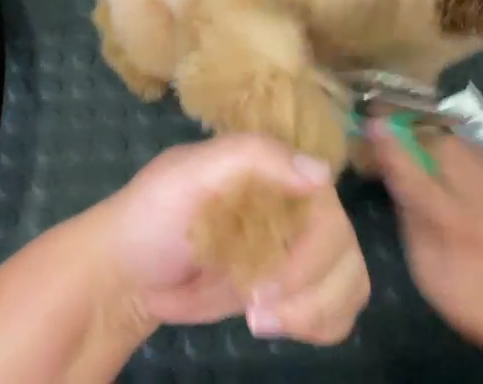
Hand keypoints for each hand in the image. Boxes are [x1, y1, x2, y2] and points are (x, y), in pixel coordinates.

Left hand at [95, 134, 369, 344]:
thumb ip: (252, 156)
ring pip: (351, 280)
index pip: (326, 202)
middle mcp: (296, 201)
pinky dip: (323, 325)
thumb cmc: (153, 213)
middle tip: (253, 308)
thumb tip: (323, 173)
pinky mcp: (296, 286)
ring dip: (315, 312)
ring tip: (259, 320)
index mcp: (276, 165)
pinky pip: (341, 307)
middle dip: (306, 289)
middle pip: (343, 248)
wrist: (131, 270)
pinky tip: (280, 326)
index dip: (309, 251)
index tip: (267, 282)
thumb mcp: (190, 172)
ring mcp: (299, 246)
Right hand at [372, 122, 482, 363]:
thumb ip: (410, 219)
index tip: (371, 124)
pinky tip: (469, 178)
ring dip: (443, 146)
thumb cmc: (476, 301)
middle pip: (440, 145)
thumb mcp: (427, 270)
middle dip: (417, 140)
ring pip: (466, 145)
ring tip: (435, 162)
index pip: (410, 171)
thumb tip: (392, 180)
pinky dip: (470, 159)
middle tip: (405, 150)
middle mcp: (481, 194)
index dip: (389, 146)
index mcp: (451, 221)